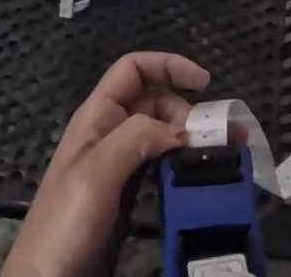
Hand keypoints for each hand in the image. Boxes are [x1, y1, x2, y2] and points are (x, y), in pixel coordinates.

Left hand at [2, 52, 210, 276]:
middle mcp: (109, 132)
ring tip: (226, 152)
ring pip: (161, 132)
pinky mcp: (129, 193)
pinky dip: (185, 162)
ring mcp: (119, 164)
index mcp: (96, 117)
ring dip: (192, 135)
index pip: (132, 69)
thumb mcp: (95, 174)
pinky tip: (203, 174)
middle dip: (189, 107)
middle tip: (221, 135)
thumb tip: (180, 129)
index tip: (205, 83)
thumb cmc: (64, 223)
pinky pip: (162, 163)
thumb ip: (134, 139)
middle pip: (154, 99)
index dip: (168, 65)